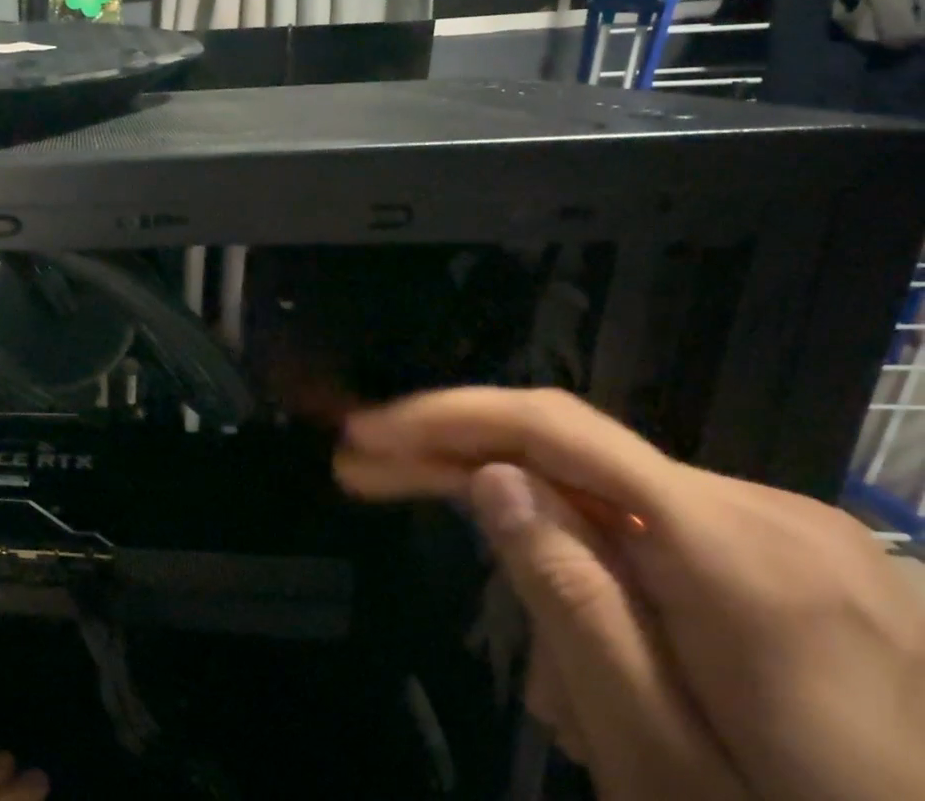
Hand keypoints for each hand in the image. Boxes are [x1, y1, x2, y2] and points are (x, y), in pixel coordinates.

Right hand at [336, 387, 924, 800]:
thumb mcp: (656, 755)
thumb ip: (573, 605)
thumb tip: (494, 479)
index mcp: (743, 557)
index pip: (560, 432)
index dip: (443, 419)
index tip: (359, 438)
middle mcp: (781, 520)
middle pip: (581, 463)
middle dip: (470, 476)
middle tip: (366, 483)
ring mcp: (809, 545)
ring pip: (617, 511)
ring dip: (549, 565)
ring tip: (558, 696)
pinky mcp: (814, 575)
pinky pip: (669, 546)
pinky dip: (608, 584)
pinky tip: (614, 674)